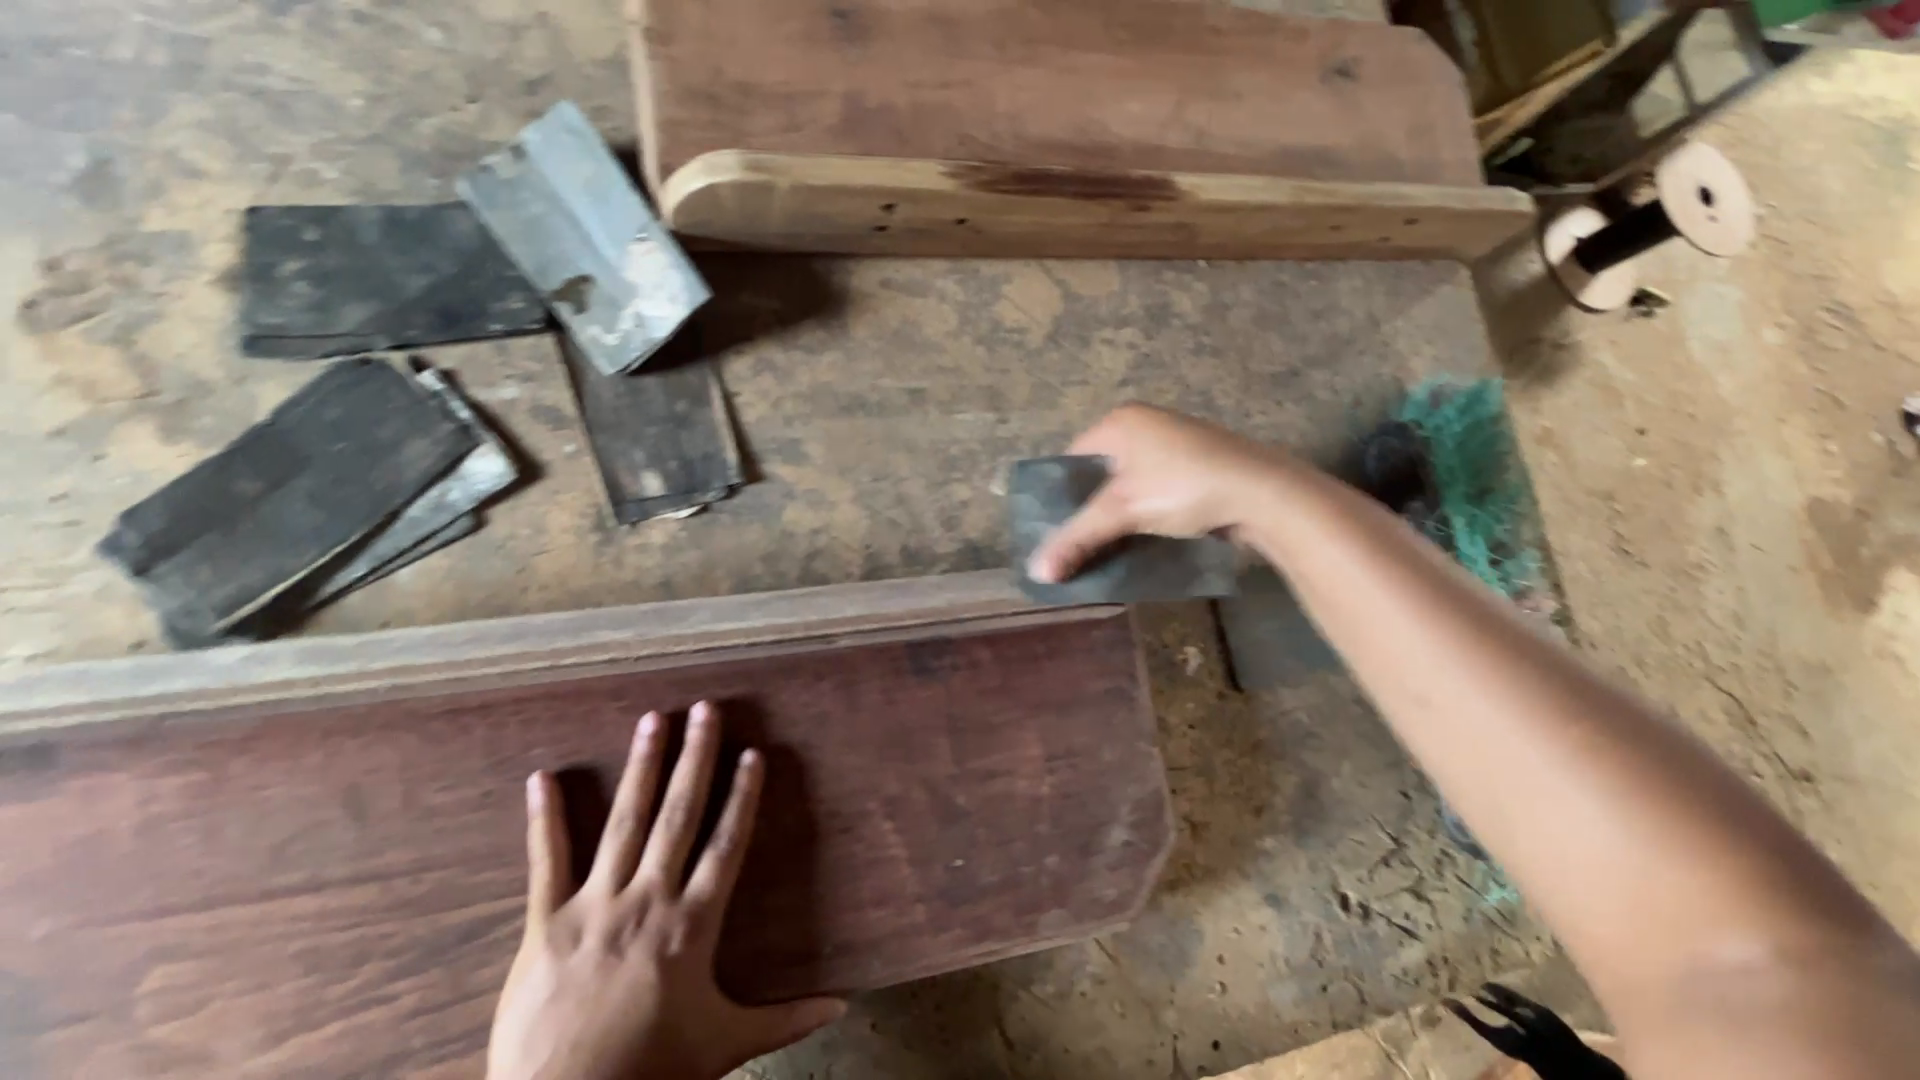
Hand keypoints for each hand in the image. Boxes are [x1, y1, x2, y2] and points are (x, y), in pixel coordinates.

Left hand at [487, 701, 845, 1079]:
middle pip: (678, 815)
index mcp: (692, 924)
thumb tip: (843, 1007)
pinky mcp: (546, 923)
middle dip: (695, 759)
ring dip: (640, 767)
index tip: (752, 754)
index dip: (742, 797)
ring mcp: (595, 906)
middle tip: (705, 710)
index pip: (726, 845)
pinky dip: (545, 819)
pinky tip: (543, 777)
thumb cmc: (652, 1073)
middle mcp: (648, 900)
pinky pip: (546, 862)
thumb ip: (786, 1020)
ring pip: (623, 822)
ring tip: (652, 720)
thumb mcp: (725, 1044)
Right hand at [1026, 404, 1292, 584]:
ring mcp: (1175, 445)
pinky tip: (1144, 539)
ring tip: (1109, 547)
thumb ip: (1077, 538)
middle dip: (1091, 510)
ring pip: (1130, 485)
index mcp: (1121, 421)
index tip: (1057, 530)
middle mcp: (1146, 425)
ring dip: (1120, 516)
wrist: (1262, 493)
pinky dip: (1147, 514)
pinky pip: (1157, 491)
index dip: (1061, 496)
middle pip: (1101, 474)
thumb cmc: (1183, 488)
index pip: (1072, 459)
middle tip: (1080, 544)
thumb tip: (1036, 572)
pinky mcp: (1198, 467)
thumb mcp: (1122, 512)